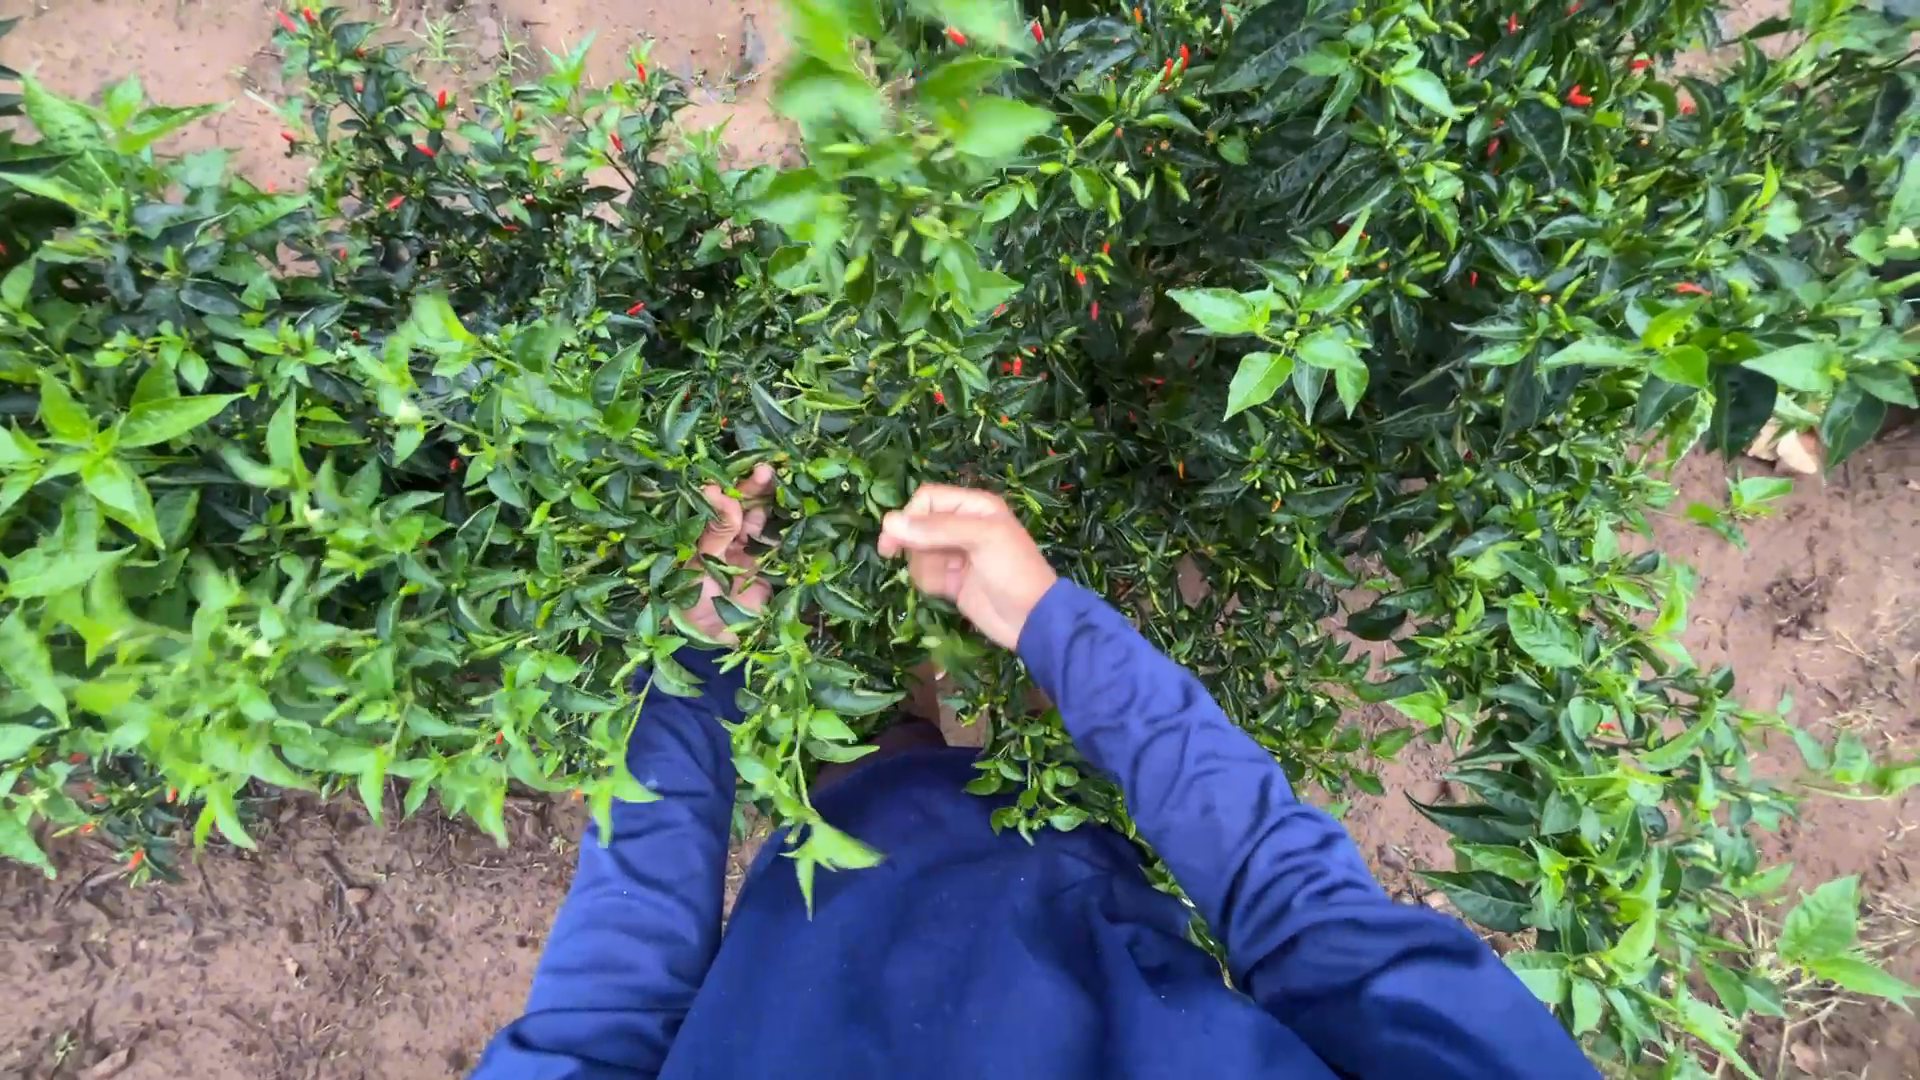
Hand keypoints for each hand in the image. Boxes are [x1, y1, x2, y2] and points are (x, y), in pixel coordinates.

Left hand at [681, 463, 774, 644]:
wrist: (713, 641)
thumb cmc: (693, 601)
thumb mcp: (700, 563)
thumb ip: (716, 530)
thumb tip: (720, 492)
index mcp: (706, 536)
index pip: (721, 505)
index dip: (732, 489)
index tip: (742, 476)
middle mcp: (728, 541)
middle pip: (745, 509)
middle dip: (756, 490)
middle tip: (768, 471)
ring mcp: (750, 554)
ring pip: (764, 522)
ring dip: (773, 504)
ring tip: (783, 483)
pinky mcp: (769, 570)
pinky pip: (780, 545)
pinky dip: (790, 529)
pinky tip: (797, 512)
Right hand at [876, 484, 1057, 649]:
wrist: (1031, 620)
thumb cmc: (1013, 570)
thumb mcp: (982, 539)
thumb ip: (937, 529)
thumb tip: (889, 522)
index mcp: (974, 507)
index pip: (927, 499)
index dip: (909, 515)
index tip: (894, 539)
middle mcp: (963, 526)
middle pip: (917, 525)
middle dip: (912, 544)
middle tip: (893, 555)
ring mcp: (956, 555)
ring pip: (917, 552)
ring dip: (922, 566)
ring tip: (944, 579)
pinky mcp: (951, 581)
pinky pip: (925, 574)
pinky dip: (928, 582)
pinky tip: (946, 590)